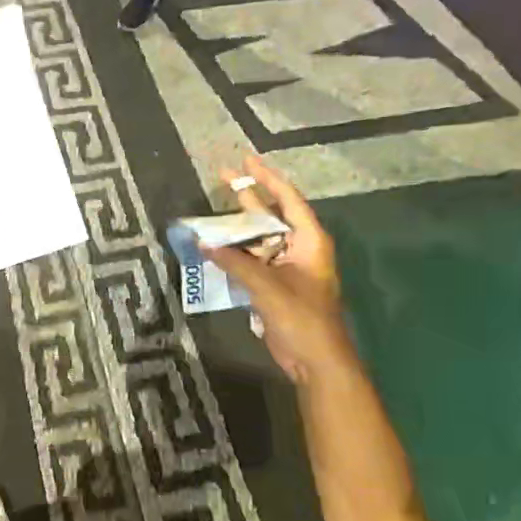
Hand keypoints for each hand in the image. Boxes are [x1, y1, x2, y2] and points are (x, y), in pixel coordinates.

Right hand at [206, 155, 358, 384]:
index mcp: (309, 240)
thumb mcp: (267, 286)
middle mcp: (299, 247)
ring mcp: (287, 267)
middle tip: (221, 175)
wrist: (316, 360)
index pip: (287, 198)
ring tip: (210, 213)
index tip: (245, 159)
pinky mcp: (276, 285)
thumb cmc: (301, 317)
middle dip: (247, 196)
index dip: (266, 177)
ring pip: (259, 238)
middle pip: (271, 214)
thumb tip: (205, 243)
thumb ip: (235, 262)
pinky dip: (236, 254)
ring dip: (237, 229)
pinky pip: (253, 260)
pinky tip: (214, 248)